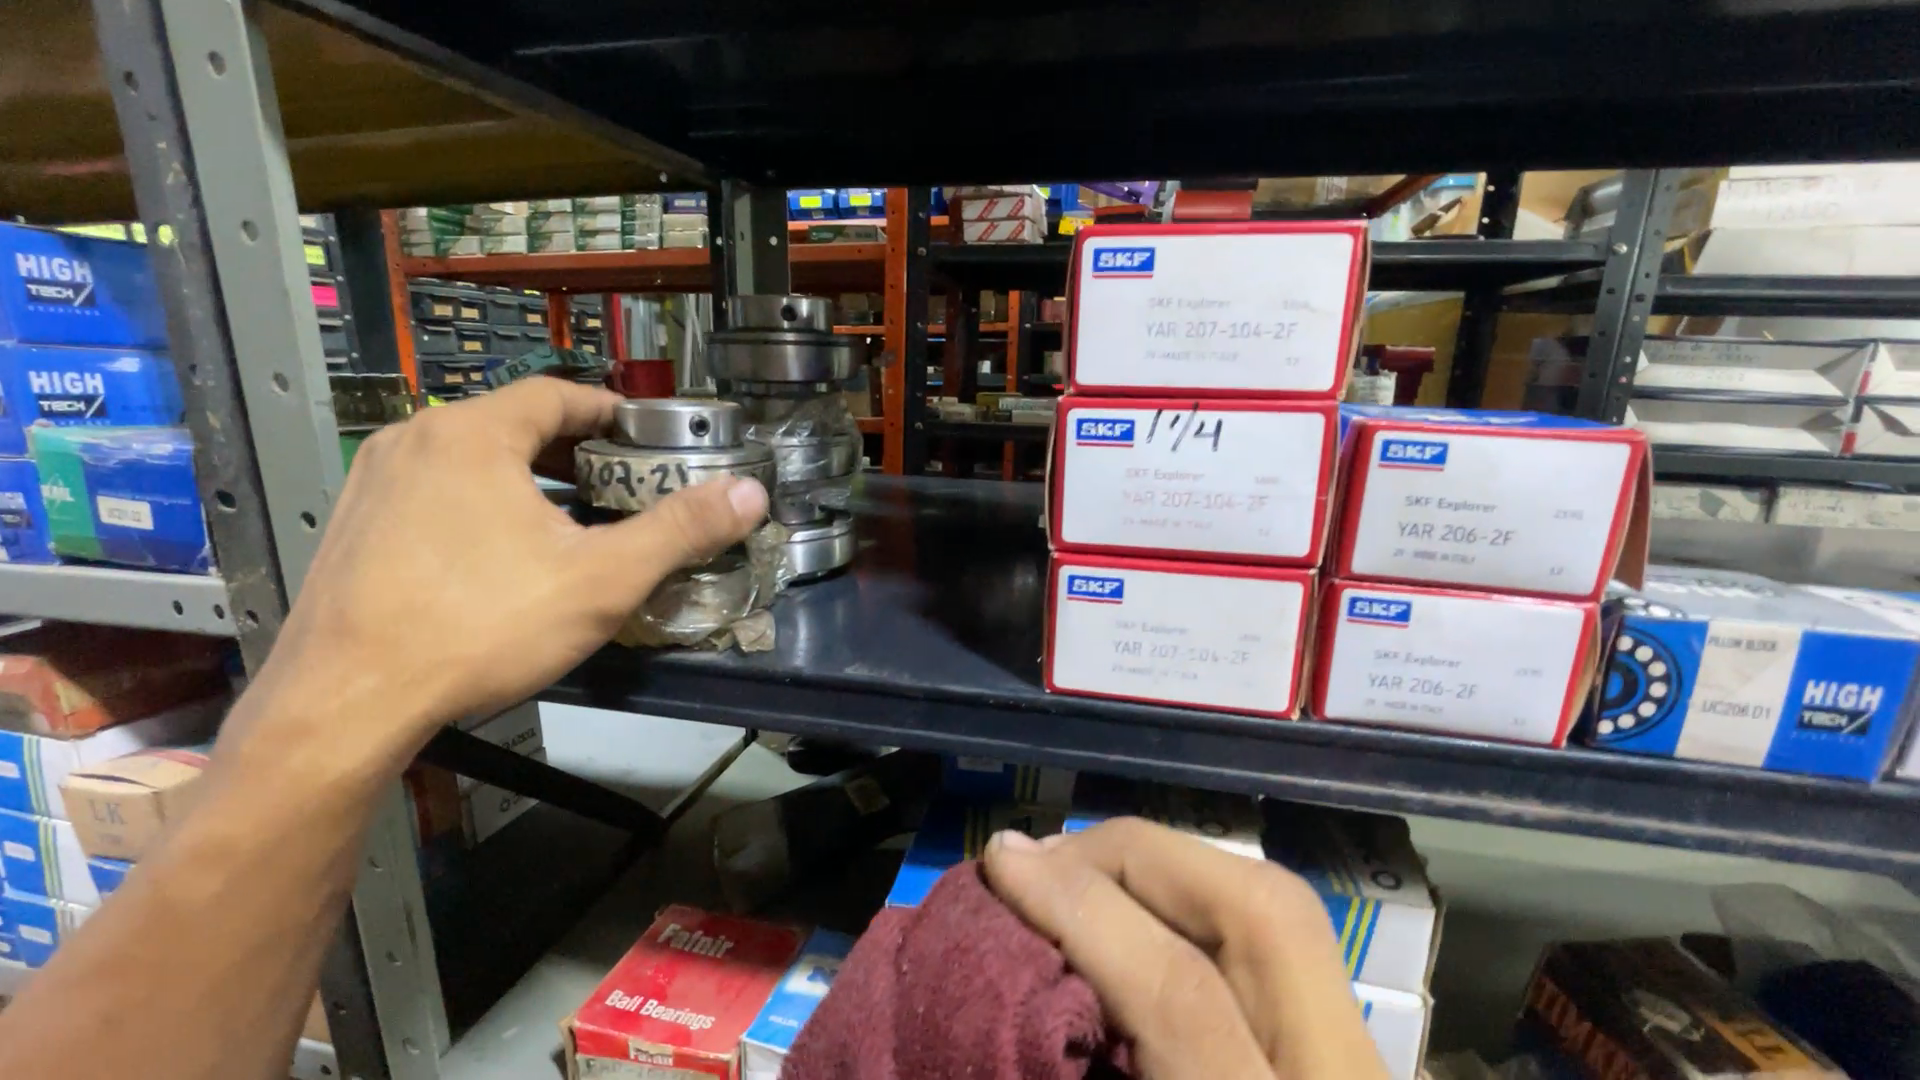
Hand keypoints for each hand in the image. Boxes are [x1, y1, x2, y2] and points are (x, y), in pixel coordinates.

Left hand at [230, 379, 767, 780]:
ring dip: (528, 479)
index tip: (644, 435)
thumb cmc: (480, 627)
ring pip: (471, 461)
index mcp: (473, 435)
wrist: (347, 703)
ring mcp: (375, 485)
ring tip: (571, 519)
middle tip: (619, 482)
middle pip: (513, 426)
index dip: (608, 411)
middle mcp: (415, 442)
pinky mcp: (354, 527)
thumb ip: (679, 530)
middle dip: (574, 450)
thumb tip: (748, 494)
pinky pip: (435, 494)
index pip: (556, 395)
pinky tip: (504, 556)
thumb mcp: (602, 578)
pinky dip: (482, 505)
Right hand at [982, 818, 1389, 1079]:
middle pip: (1264, 915)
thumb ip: (1067, 1067)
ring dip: (1169, 868)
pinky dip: (1197, 906)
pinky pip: (1278, 948)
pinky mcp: (1356, 1060)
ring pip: (1284, 913)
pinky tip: (1140, 911)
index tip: (1000, 862)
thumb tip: (1001, 995)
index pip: (1181, 996)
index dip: (1079, 908)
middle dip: (1137, 858)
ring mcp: (1366, 1072)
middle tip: (1041, 857)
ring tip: (1079, 870)